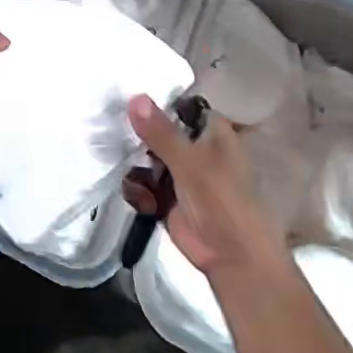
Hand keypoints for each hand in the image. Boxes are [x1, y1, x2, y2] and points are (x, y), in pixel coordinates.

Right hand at [126, 95, 285, 276]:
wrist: (231, 256)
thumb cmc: (222, 200)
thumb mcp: (190, 161)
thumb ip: (160, 131)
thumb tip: (134, 96)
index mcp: (211, 132)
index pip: (180, 106)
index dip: (157, 103)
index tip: (129, 100)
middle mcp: (194, 149)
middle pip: (157, 132)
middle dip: (139, 138)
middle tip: (122, 141)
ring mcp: (179, 174)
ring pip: (146, 158)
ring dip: (137, 169)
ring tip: (139, 182)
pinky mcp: (165, 198)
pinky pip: (142, 185)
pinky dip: (139, 191)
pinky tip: (145, 203)